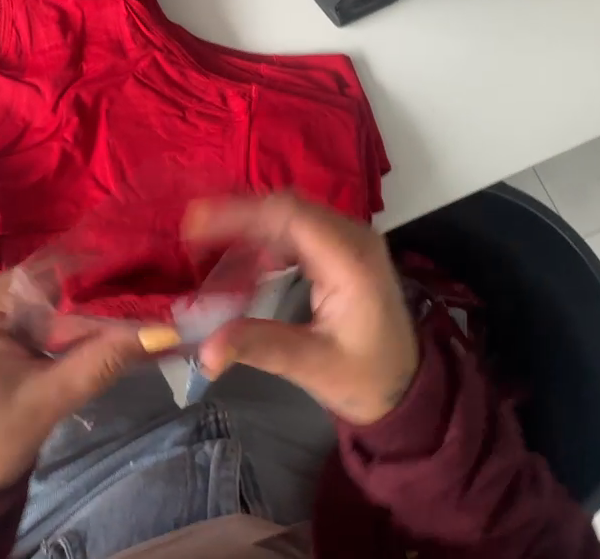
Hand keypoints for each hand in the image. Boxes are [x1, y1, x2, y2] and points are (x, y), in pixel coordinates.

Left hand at [0, 272, 144, 490]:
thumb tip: (163, 332)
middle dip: (88, 302)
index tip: (138, 284)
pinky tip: (82, 336)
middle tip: (137, 312)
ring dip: (74, 315)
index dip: (95, 280)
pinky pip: (27, 309)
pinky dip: (54, 324)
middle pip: (46, 284)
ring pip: (40, 296)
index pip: (49, 274)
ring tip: (116, 326)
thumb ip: (104, 358)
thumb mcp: (52, 398)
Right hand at [185, 194, 418, 424]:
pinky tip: (238, 268)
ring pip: (285, 218)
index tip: (196, 222)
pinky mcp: (337, 250)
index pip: (289, 217)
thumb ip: (261, 347)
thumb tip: (206, 350)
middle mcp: (350, 237)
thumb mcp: (314, 366)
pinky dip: (260, 245)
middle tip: (191, 235)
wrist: (408, 389)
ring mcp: (345, 240)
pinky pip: (292, 232)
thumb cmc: (367, 378)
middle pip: (284, 210)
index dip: (239, 213)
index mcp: (351, 259)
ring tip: (206, 255)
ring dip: (245, 233)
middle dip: (235, 219)